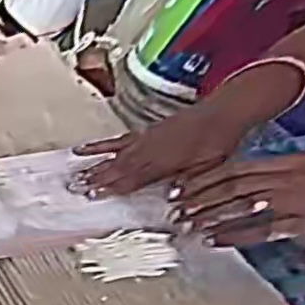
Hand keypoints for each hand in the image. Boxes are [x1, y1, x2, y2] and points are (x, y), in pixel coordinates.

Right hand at [74, 106, 254, 197]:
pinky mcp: (144, 133)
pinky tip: (82, 150)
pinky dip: (98, 146)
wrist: (231, 107)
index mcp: (165, 163)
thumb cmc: (222, 138)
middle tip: (73, 189)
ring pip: (113, 157)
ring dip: (92, 168)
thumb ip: (189, 180)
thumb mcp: (212, 163)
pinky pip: (117, 141)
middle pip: (117, 169)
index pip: (133, 179)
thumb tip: (170, 197)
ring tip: (73, 177)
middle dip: (94, 180)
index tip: (92, 196)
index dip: (112, 188)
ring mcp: (145, 141)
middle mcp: (151, 152)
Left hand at [169, 154, 304, 250]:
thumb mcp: (292, 180)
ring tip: (187, 227)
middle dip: (200, 201)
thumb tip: (205, 190)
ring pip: (247, 206)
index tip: (174, 193)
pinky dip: (233, 236)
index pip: (239, 168)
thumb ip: (256, 181)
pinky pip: (263, 230)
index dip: (202, 180)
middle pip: (238, 186)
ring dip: (211, 218)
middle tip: (175, 214)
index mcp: (294, 162)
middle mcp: (301, 176)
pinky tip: (211, 241)